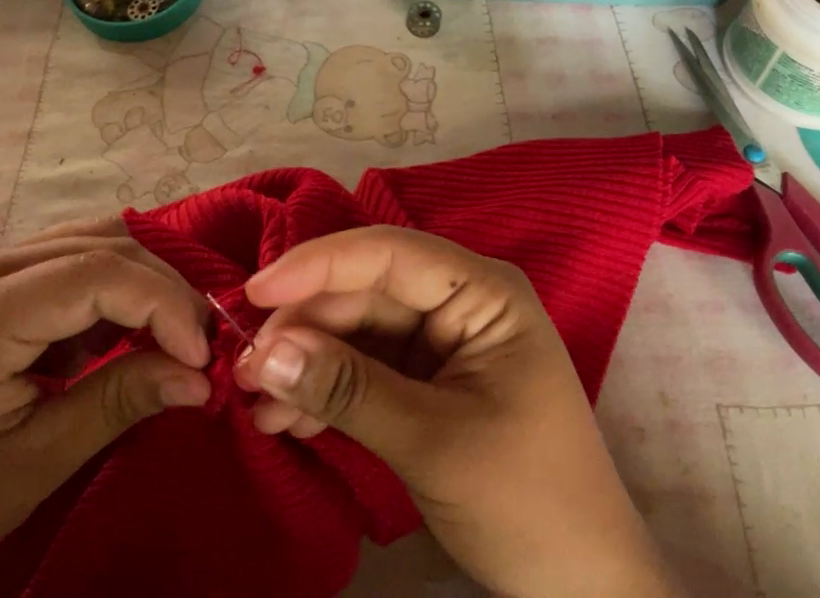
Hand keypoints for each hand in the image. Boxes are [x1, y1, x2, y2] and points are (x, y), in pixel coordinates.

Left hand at [0, 216, 213, 586]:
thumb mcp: (37, 461)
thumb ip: (119, 402)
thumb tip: (200, 376)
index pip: (94, 273)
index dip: (162, 304)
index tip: (200, 357)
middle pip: (101, 245)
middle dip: (163, 290)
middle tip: (197, 349)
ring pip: (94, 238)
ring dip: (145, 281)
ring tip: (172, 336)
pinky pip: (76, 255)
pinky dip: (118, 285)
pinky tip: (127, 331)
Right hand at [233, 226, 681, 597]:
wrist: (577, 581)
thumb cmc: (526, 499)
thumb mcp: (433, 442)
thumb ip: (348, 390)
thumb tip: (264, 352)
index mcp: (484, 293)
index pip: (390, 254)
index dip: (318, 265)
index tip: (252, 293)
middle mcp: (459, 304)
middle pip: (364, 293)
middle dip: (303, 327)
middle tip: (241, 369)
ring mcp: (440, 344)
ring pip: (355, 332)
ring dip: (304, 363)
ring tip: (254, 406)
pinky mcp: (424, 383)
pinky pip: (362, 370)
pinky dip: (322, 391)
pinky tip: (285, 419)